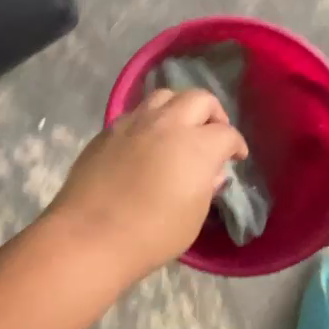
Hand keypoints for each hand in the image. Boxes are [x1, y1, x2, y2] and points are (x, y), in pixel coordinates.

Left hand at [44, 89, 247, 277]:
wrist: (92, 233)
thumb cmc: (153, 233)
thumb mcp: (193, 217)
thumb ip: (206, 187)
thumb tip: (211, 172)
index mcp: (196, 145)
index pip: (226, 132)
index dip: (236, 144)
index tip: (236, 157)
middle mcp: (167, 123)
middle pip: (198, 98)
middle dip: (212, 113)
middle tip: (213, 133)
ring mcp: (134, 122)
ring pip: (164, 96)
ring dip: (178, 107)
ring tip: (179, 128)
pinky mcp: (109, 129)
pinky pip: (136, 112)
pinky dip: (149, 119)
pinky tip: (147, 140)